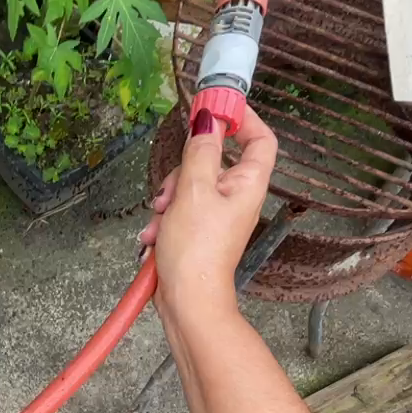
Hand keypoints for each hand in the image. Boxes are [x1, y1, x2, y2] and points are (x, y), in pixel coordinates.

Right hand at [139, 108, 278, 318]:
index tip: (215, 110)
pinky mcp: (196, 235)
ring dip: (166, 203)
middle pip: (210, 164)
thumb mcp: (192, 191)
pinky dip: (162, 224)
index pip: (259, 138)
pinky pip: (177, 215)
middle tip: (167, 192)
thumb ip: (199, 150)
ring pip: (188, 190)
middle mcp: (235, 199)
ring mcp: (215, 218)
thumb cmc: (196, 251)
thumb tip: (206, 119)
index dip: (241, 119)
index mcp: (247, 184)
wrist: (187, 302)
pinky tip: (152, 240)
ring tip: (157, 224)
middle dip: (181, 173)